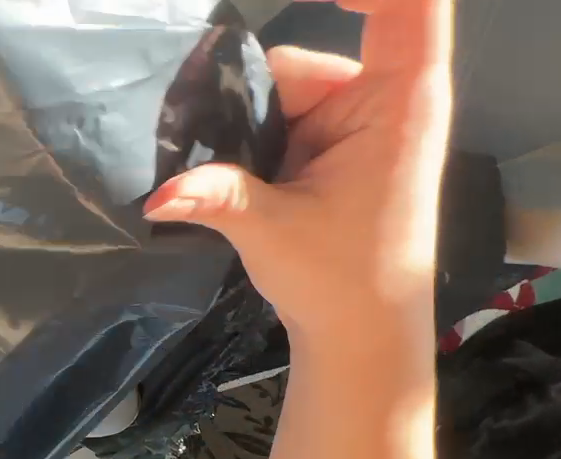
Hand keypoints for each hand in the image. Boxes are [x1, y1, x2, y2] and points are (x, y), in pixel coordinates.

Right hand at [143, 0, 452, 345]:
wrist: (357, 324)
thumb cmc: (341, 272)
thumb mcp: (271, 230)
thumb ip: (216, 198)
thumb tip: (155, 195)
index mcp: (394, 103)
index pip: (405, 9)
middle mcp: (374, 106)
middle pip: (298, 69)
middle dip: (240, 98)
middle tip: (183, 135)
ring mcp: (342, 133)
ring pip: (273, 105)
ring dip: (231, 132)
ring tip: (188, 165)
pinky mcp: (319, 160)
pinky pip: (269, 134)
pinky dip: (235, 151)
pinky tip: (204, 174)